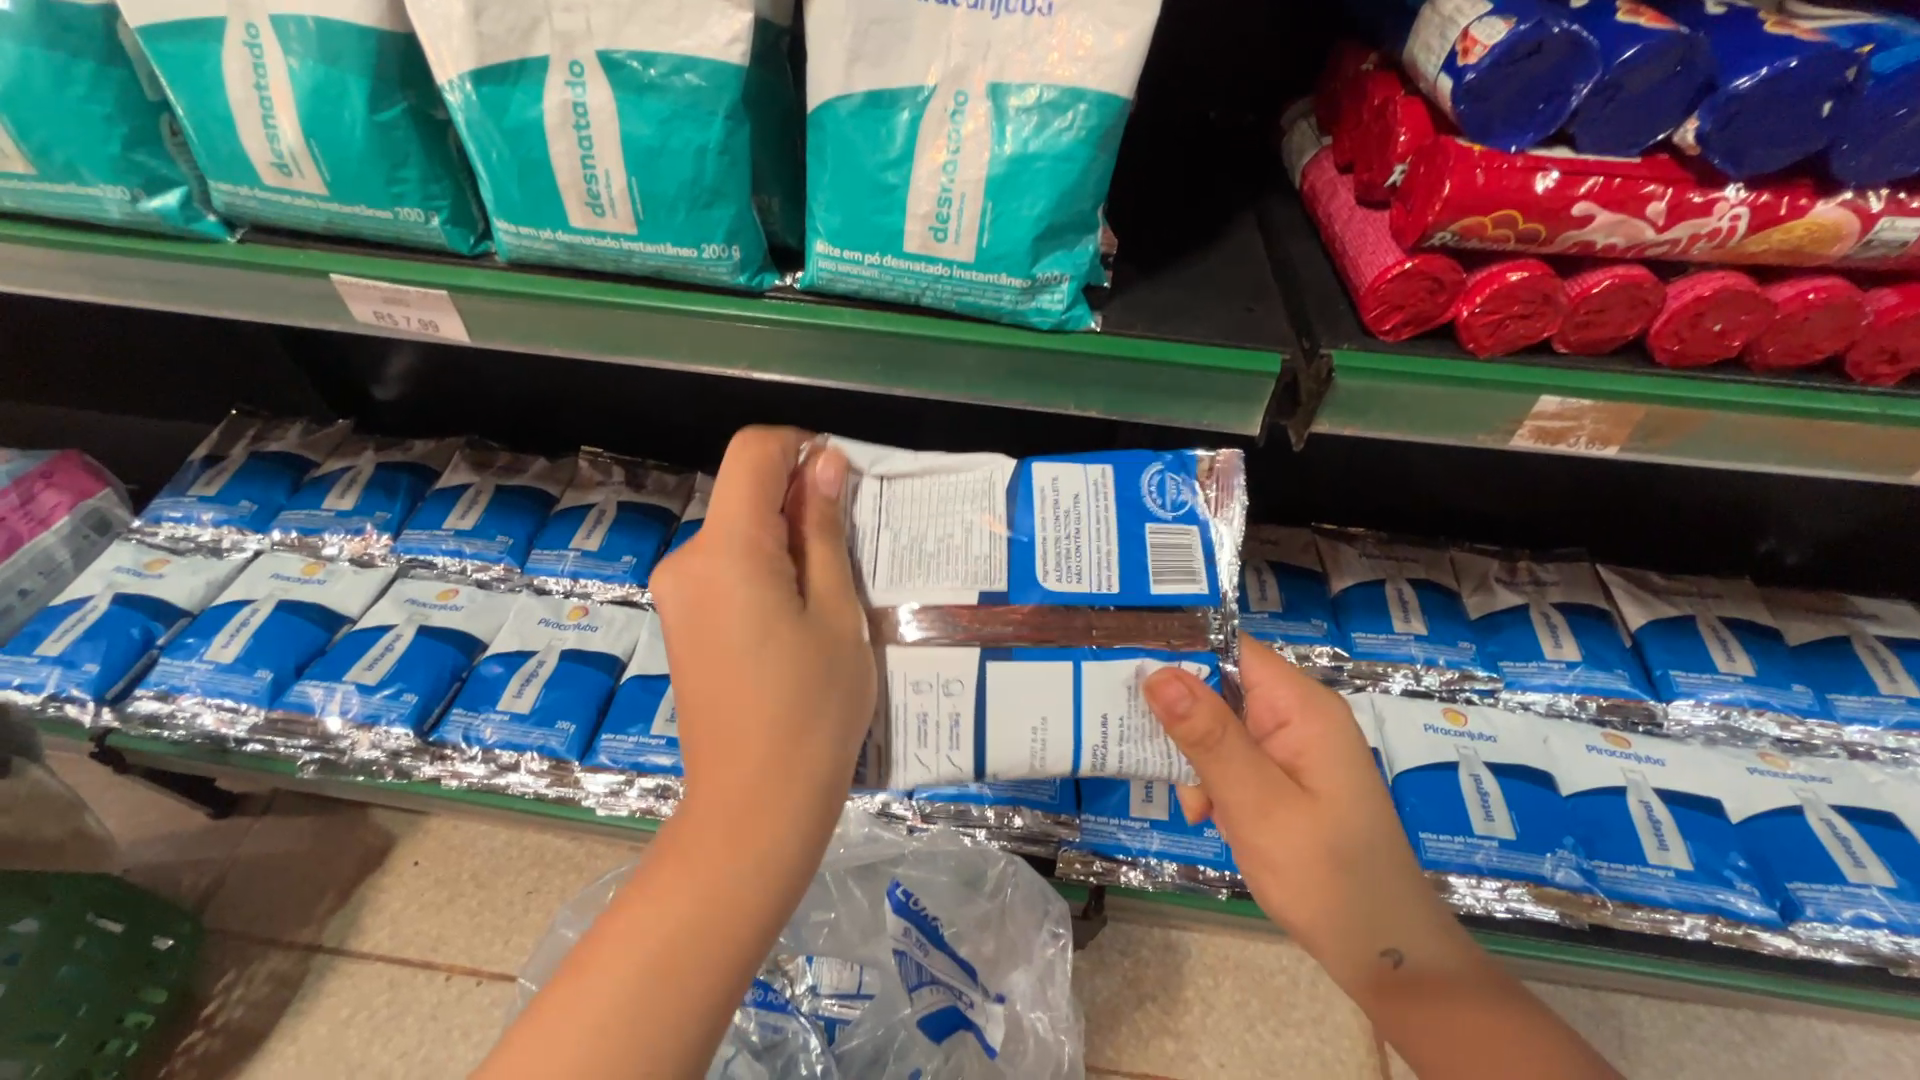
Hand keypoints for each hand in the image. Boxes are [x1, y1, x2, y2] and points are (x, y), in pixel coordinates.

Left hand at [648, 427, 876, 837]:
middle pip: (743, 495)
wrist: (755, 803)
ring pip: (736, 534)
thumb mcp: (836, 611)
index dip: (798, 448)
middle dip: (797, 504)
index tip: (840, 480)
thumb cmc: (813, 708)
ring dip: (784, 542)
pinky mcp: (681, 623)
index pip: (752, 453)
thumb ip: (823, 529)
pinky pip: (725, 570)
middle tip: (849, 556)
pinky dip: (762, 572)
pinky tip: (795, 622)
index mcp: (726, 549)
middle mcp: (687, 560)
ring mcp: (677, 594)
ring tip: (828, 601)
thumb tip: (824, 462)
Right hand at [1143, 637, 1461, 1003]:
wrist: (1381, 950)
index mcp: (1302, 707)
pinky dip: (1212, 782)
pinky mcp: (1286, 779)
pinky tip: (1210, 818)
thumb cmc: (1325, 874)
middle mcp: (1299, 716)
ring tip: (1197, 807)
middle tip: (1152, 757)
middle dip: (1182, 719)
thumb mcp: (1257, 804)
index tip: (1124, 669)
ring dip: (1195, 759)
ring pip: (1219, 726)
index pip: (1231, 648)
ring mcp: (1293, 749)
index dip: (1179, 651)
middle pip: (1220, 686)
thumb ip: (1208, 736)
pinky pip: (1234, 759)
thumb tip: (1157, 672)